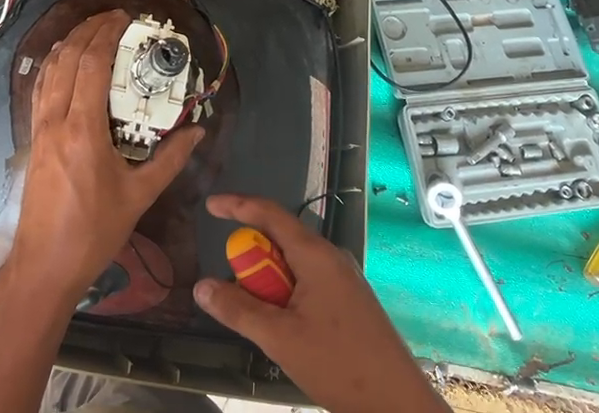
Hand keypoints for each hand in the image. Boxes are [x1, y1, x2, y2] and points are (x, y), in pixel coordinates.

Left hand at [4, 9, 202, 301]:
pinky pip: (40, 89)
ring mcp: (39, 128)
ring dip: (69, 43)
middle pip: (68, 59)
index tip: (125, 18)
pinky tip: (62, 62)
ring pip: (49, 71)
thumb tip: (198, 131)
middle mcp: (56, 119)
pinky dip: (52, 66)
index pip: (92, 65)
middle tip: (114, 17)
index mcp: (83, 129)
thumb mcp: (140, 196)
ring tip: (90, 29)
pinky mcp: (32, 138)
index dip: (107, 34)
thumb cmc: (94, 232)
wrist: (44, 264)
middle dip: (89, 30)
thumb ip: (170, 160)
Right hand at [195, 194, 448, 412]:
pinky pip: (307, 282)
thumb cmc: (338, 364)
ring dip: (270, 284)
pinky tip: (288, 330)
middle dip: (253, 260)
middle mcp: (330, 257)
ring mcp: (343, 279)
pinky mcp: (350, 300)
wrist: (397, 404)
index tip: (210, 206)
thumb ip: (238, 309)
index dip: (237, 205)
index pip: (269, 213)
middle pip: (280, 240)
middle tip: (237, 290)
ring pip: (293, 265)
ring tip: (266, 322)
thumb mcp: (279, 338)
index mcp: (315, 254)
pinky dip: (287, 296)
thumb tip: (201, 286)